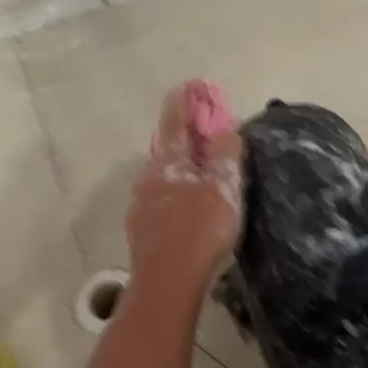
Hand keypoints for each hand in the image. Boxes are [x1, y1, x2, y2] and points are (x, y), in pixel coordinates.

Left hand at [125, 81, 243, 301]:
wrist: (167, 282)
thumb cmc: (201, 229)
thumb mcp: (224, 187)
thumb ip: (225, 153)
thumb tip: (226, 127)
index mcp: (170, 160)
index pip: (175, 119)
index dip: (185, 100)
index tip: (193, 85)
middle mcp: (149, 175)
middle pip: (168, 146)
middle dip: (186, 135)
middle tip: (207, 130)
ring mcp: (141, 202)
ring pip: (163, 174)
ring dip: (182, 166)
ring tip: (202, 170)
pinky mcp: (142, 227)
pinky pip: (161, 197)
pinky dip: (176, 190)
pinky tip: (188, 206)